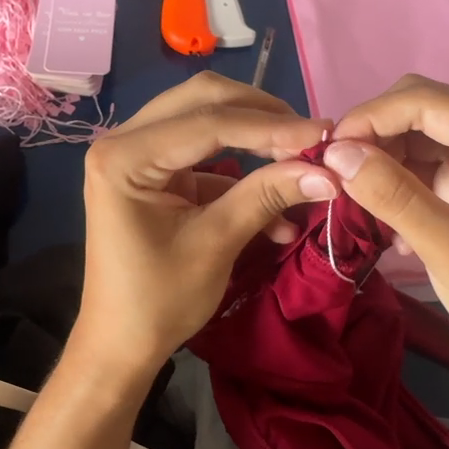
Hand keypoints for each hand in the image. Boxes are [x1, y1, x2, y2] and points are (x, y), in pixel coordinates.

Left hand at [77, 72, 337, 377]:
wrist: (120, 346)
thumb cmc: (158, 301)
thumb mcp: (216, 244)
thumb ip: (267, 196)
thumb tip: (328, 172)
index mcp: (124, 156)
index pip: (207, 122)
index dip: (270, 126)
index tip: (324, 134)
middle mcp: (122, 141)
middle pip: (202, 102)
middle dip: (261, 117)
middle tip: (311, 138)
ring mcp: (136, 154)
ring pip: (205, 121)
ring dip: (255, 141)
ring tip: (302, 164)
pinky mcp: (154, 173)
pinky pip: (203, 156)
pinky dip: (240, 175)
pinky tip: (279, 212)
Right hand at [326, 75, 448, 387]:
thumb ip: (394, 197)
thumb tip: (335, 153)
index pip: (430, 102)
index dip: (372, 117)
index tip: (325, 153)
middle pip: (423, 108)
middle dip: (374, 134)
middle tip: (334, 175)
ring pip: (418, 132)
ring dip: (381, 158)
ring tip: (352, 198)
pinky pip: (426, 160)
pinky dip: (397, 178)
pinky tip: (382, 214)